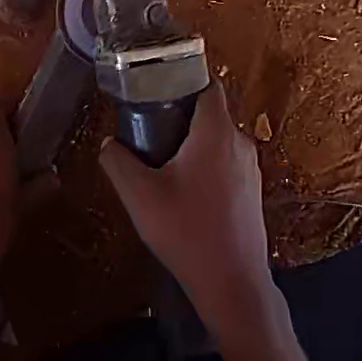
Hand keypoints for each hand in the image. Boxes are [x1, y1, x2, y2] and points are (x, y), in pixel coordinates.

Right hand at [99, 82, 275, 336]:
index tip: (152, 85)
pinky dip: (203, 162)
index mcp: (216, 133)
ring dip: (190, 140)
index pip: (207, 85)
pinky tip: (181, 187)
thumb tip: (109, 143)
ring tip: (158, 158)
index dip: (181, 78)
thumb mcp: (138, 194)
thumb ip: (117, 160)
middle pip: (209, 112)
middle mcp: (240, 143)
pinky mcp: (252, 191)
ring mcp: (251, 168)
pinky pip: (224, 161)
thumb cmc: (185, 231)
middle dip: (178, 113)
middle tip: (145, 125)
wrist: (232, 282)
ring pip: (216, 138)